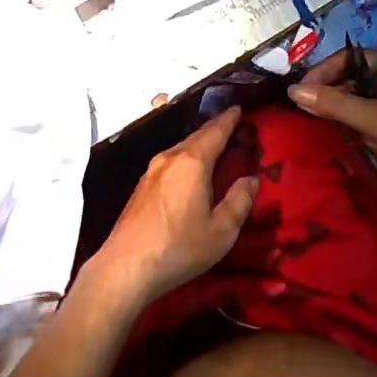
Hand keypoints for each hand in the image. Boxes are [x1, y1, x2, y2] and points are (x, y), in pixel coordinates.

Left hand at [83, 107, 259, 307]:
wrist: (126, 267)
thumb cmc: (179, 248)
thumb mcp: (221, 231)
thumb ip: (239, 201)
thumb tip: (250, 179)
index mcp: (192, 163)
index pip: (215, 132)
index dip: (229, 120)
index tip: (239, 109)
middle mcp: (169, 159)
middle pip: (195, 137)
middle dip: (214, 130)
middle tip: (231, 126)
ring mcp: (150, 172)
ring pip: (180, 149)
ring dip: (197, 144)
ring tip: (213, 146)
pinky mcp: (140, 188)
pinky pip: (169, 163)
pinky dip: (184, 159)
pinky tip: (188, 170)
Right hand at [288, 49, 376, 199]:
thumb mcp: (374, 121)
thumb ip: (334, 104)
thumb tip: (293, 90)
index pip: (351, 58)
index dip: (324, 71)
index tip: (300, 90)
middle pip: (349, 75)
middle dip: (327, 90)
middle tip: (304, 107)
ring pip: (350, 95)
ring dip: (333, 107)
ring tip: (317, 119)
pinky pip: (356, 112)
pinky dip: (342, 120)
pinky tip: (335, 131)